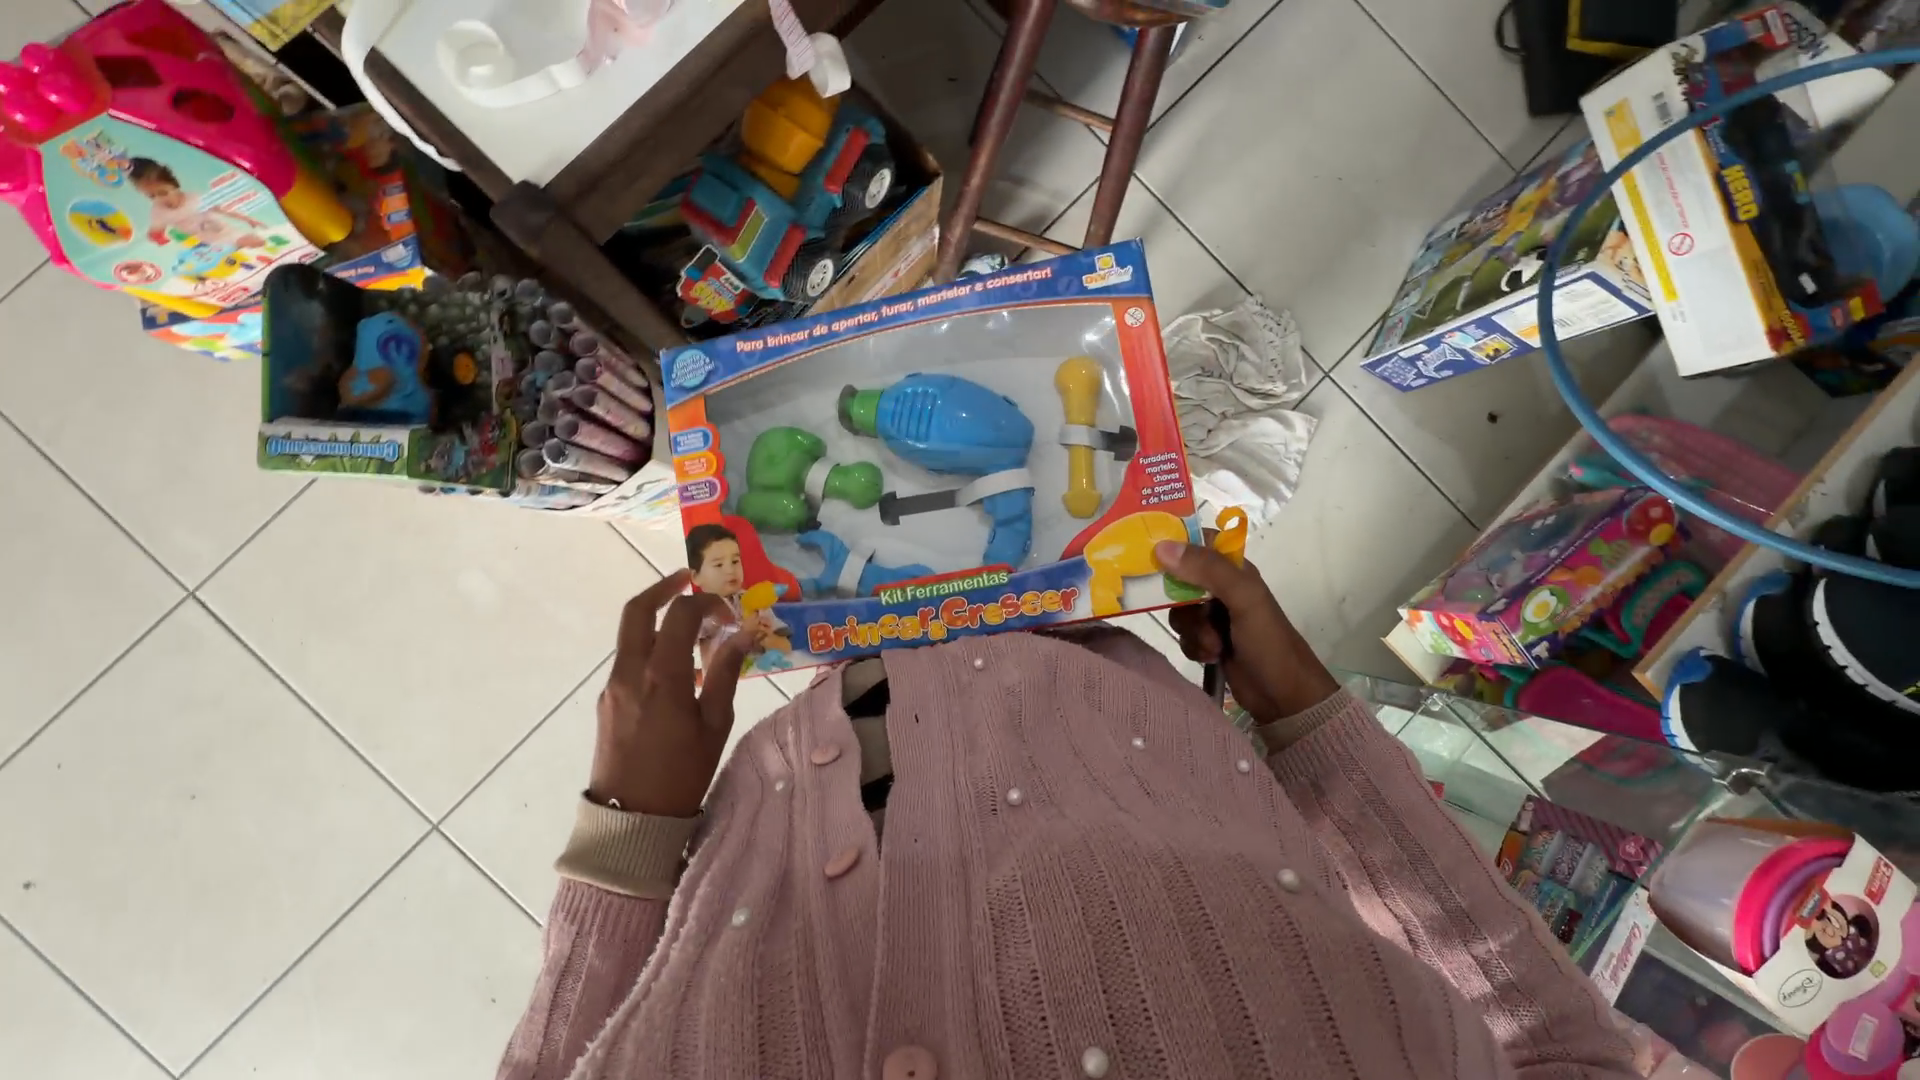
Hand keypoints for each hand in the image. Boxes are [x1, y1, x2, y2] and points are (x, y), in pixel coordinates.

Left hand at [587, 570, 755, 816]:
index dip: (706, 603)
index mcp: (662, 676)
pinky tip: (680, 670)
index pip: (680, 615)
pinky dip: (653, 648)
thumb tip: (744, 633)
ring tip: (695, 632)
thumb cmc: (683, 773)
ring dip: (659, 620)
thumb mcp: (715, 724)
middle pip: (637, 610)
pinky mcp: (608, 700)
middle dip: (664, 587)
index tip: (729, 613)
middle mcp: (630, 672)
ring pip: (631, 634)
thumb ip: (726, 672)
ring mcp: (613, 685)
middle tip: (690, 580)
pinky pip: (630, 659)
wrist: (631, 819)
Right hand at [1153, 541, 1339, 725]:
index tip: (1150, 554)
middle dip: (1178, 600)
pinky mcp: (1208, 641)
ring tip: (1212, 645)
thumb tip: (1160, 547)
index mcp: (1234, 569)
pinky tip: (1210, 657)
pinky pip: (1183, 635)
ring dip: (1191, 630)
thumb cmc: (1268, 641)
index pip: (1198, 542)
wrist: (1284, 697)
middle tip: (1186, 611)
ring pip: (1179, 611)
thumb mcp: (1243, 598)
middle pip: (1179, 579)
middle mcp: (1222, 588)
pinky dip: (1192, 646)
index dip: (1174, 543)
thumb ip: (1207, 569)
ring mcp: (1214, 616)